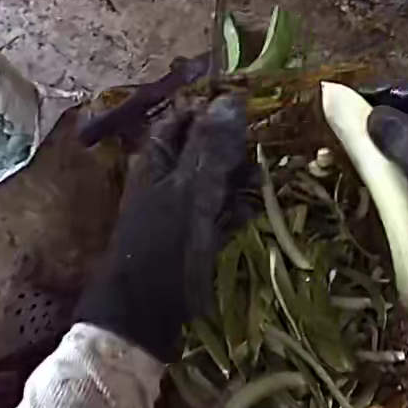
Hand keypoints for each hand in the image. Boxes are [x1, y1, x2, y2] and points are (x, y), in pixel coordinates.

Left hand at [75, 96, 249, 360]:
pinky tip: (248, 214)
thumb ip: (211, 145)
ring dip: (241, 178)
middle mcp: (168, 175)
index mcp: (157, 157)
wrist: (146, 309)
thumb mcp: (190, 189)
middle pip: (208, 146)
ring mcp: (183, 204)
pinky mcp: (197, 231)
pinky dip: (237, 208)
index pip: (188, 116)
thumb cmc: (163, 243)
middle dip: (235, 148)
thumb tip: (232, 98)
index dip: (216, 109)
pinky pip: (223, 209)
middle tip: (259, 152)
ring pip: (219, 177)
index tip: (252, 108)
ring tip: (260, 185)